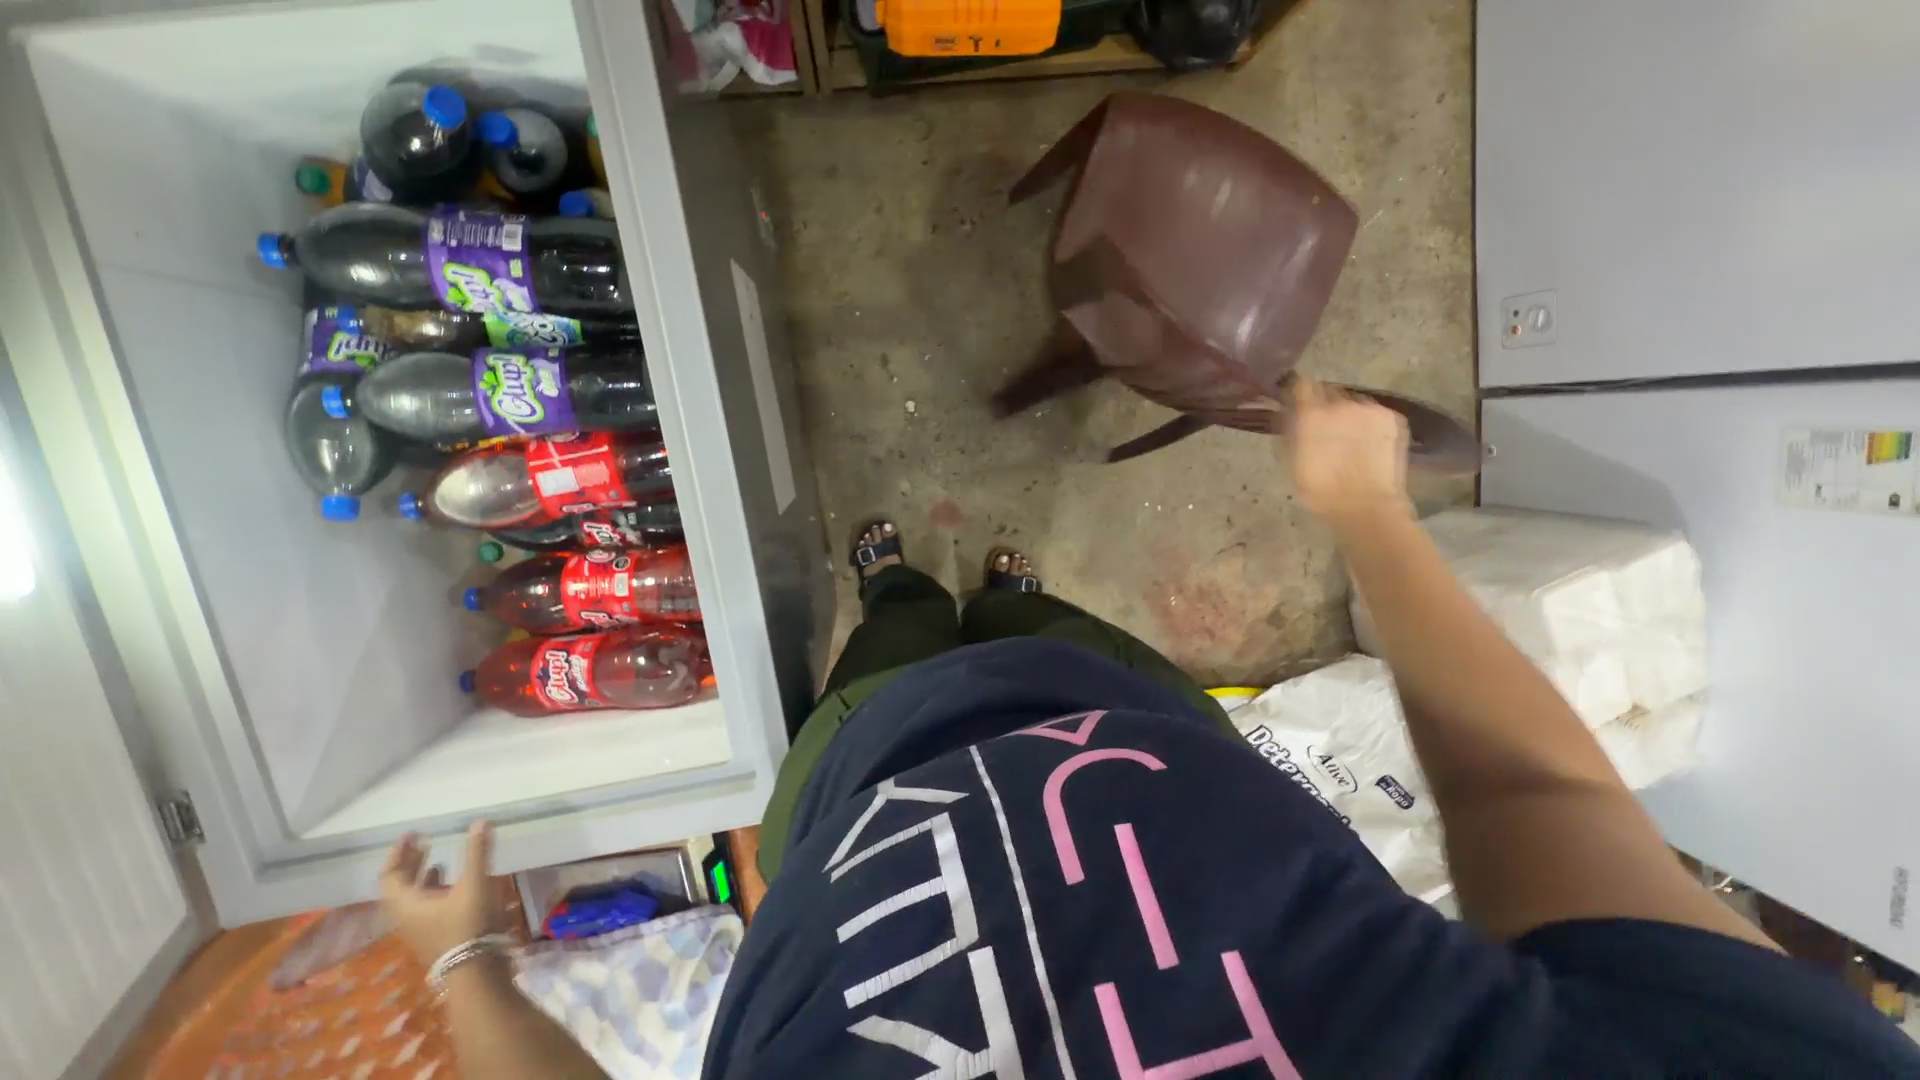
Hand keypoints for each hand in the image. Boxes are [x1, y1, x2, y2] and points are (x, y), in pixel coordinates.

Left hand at [380, 821, 508, 966]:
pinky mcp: (435, 934)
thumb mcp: (474, 885)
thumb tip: (478, 821)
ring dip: (423, 876)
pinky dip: (436, 889)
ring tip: (439, 860)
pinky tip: (454, 884)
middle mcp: (406, 916)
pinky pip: (427, 906)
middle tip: (424, 842)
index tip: (412, 835)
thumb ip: (476, 853)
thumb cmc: (467, 924)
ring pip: (414, 897)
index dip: (398, 853)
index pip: (390, 875)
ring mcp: (420, 928)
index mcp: (406, 903)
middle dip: (411, 862)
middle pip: (400, 886)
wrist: (474, 970)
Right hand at [1288, 376, 1412, 529]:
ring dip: (1348, 413)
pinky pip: (1374, 412)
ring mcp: (1370, 409)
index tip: (1297, 402)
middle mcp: (1342, 403)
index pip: (1302, 384)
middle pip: (1330, 392)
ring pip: (1353, 401)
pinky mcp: (1393, 417)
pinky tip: (1367, 442)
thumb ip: (1289, 428)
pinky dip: (1368, 422)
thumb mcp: (1291, 460)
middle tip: (1324, 427)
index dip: (1299, 392)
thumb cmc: (1320, 489)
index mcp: (1312, 413)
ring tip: (1348, 437)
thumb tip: (1288, 411)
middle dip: (1325, 405)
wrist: (1365, 505)